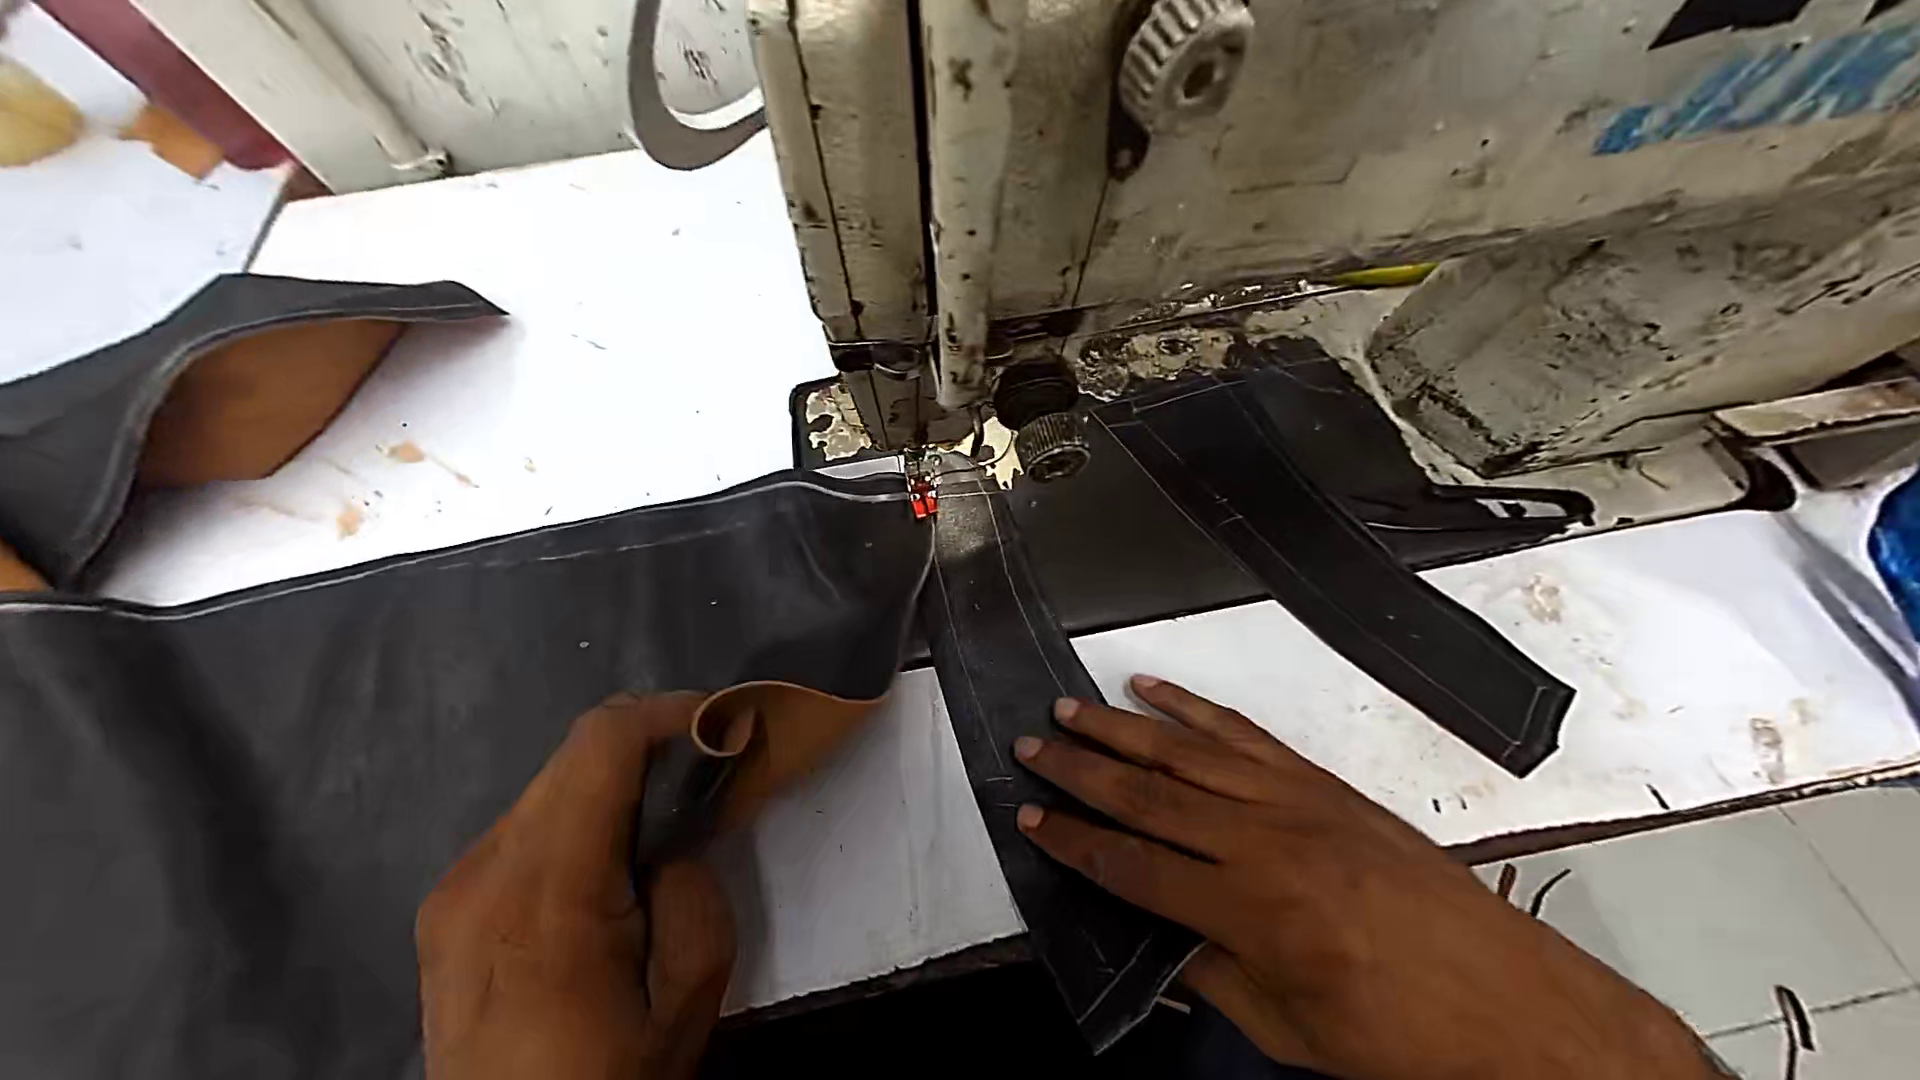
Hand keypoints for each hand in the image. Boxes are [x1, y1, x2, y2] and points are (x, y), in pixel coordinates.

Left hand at [417, 693, 735, 1079]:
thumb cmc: (610, 1076)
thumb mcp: (691, 990)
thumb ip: (694, 888)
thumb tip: (671, 837)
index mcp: (547, 894)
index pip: (600, 747)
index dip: (666, 712)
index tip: (720, 724)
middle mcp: (485, 872)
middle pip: (576, 750)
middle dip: (651, 736)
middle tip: (706, 758)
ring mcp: (456, 885)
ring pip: (553, 777)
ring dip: (618, 771)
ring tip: (664, 802)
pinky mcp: (448, 901)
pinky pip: (531, 816)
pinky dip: (586, 804)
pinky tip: (614, 846)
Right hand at [1012, 677, 1722, 1079]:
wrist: (1527, 1012)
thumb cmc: (1407, 1039)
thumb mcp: (1292, 1031)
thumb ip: (1209, 970)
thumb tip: (1150, 932)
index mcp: (1254, 912)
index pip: (1135, 868)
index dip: (1074, 843)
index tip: (1030, 819)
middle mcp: (1264, 842)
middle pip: (1146, 795)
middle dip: (1077, 771)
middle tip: (1029, 746)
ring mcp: (1292, 799)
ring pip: (1183, 752)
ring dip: (1118, 728)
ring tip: (1069, 708)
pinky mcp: (1317, 779)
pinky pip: (1241, 733)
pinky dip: (1189, 706)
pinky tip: (1150, 688)